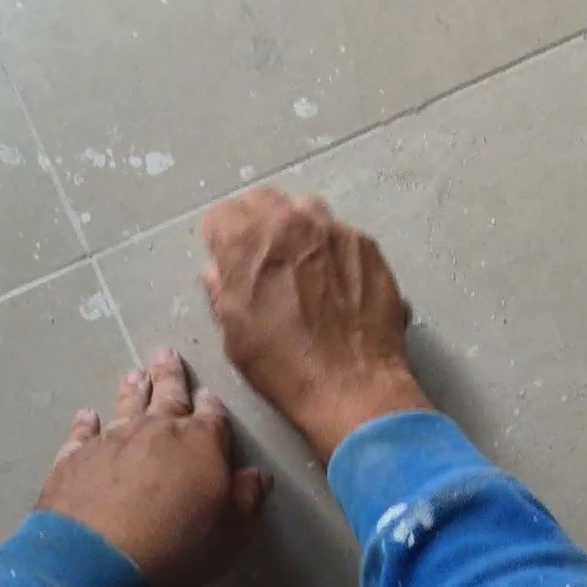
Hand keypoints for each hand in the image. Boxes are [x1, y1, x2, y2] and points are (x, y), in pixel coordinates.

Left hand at [37, 347, 273, 586]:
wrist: (99, 559)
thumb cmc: (178, 546)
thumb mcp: (231, 532)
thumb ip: (247, 500)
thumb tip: (259, 475)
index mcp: (201, 444)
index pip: (212, 416)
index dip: (211, 405)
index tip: (208, 394)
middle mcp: (157, 431)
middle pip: (167, 395)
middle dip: (169, 375)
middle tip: (166, 352)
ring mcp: (112, 441)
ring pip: (125, 406)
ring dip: (131, 389)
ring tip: (133, 373)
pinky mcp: (74, 458)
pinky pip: (82, 432)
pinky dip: (86, 422)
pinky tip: (87, 415)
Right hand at [201, 188, 430, 464]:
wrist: (352, 386)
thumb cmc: (284, 367)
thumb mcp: (235, 335)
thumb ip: (222, 292)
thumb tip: (219, 272)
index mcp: (248, 240)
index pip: (221, 215)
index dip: (220, 241)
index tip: (228, 261)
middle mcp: (292, 221)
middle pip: (263, 201)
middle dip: (256, 225)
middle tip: (263, 259)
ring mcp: (335, 230)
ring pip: (306, 210)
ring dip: (297, 229)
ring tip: (302, 265)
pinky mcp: (368, 247)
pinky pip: (342, 236)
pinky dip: (333, 251)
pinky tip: (337, 284)